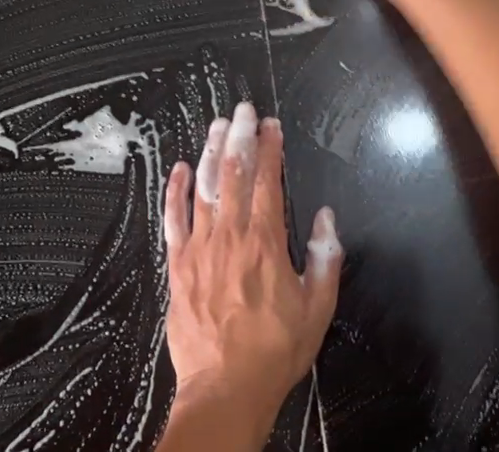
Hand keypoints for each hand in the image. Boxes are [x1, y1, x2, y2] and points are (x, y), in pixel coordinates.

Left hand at [161, 103, 339, 442]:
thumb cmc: (274, 351)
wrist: (225, 388)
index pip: (268, 181)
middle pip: (234, 173)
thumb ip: (324, 258)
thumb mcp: (317, 309)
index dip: (269, 148)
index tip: (271, 126)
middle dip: (240, 137)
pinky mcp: (178, 264)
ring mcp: (200, 247)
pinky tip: (180, 167)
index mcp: (265, 243)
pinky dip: (175, 190)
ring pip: (205, 187)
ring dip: (212, 152)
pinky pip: (173, 218)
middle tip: (243, 110)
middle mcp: (230, 236)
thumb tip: (325, 218)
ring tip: (218, 125)